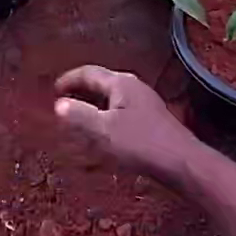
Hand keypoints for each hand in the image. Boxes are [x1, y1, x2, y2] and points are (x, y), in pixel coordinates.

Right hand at [53, 66, 205, 184]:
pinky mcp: (151, 119)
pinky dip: (105, 115)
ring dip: (92, 105)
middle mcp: (133, 87)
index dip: (69, 79)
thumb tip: (58, 104)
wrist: (181, 162)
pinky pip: (120, 110)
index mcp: (121, 83)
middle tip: (63, 103)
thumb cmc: (141, 143)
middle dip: (80, 91)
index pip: (89, 73)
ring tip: (78, 118)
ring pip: (111, 97)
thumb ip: (80, 115)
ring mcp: (144, 102)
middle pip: (101, 83)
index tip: (54, 90)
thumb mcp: (104, 131)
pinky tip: (102, 133)